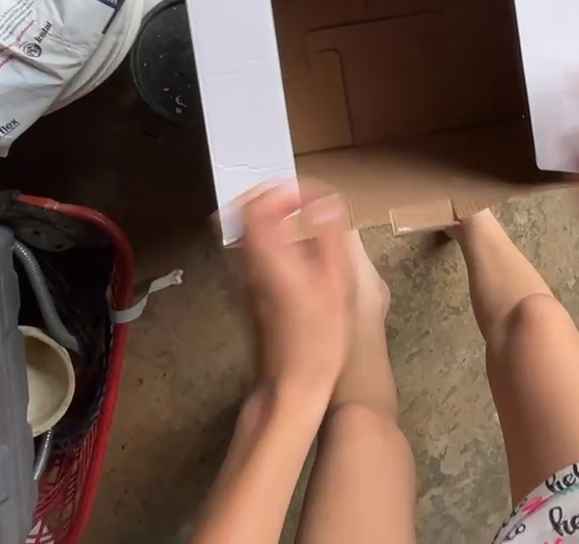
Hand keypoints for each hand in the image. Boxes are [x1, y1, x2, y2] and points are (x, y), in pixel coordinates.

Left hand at [235, 184, 354, 398]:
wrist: (291, 387)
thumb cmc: (319, 338)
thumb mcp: (338, 284)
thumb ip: (330, 237)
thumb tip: (326, 203)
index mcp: (268, 256)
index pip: (258, 205)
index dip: (281, 191)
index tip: (309, 194)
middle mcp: (248, 264)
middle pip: (241, 213)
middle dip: (268, 195)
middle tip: (296, 196)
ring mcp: (244, 280)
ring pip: (242, 231)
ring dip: (265, 213)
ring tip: (295, 213)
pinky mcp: (248, 294)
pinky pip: (247, 249)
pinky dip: (265, 234)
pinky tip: (292, 245)